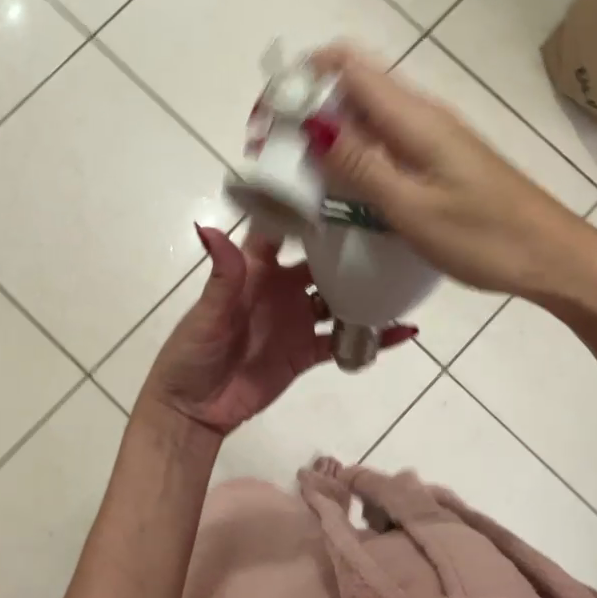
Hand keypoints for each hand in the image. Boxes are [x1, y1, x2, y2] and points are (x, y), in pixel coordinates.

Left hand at [139, 225, 414, 436]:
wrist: (194, 408)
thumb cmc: (192, 352)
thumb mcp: (207, 312)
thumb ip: (222, 274)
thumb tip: (210, 227)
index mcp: (254, 271)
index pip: (282, 232)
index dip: (306, 212)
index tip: (341, 190)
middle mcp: (280, 289)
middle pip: (319, 262)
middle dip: (348, 248)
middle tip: (388, 232)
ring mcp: (295, 321)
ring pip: (337, 300)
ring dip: (364, 291)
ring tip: (400, 278)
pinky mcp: (305, 353)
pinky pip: (341, 341)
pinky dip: (371, 337)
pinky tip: (404, 331)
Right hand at [302, 44, 596, 302]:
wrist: (553, 257)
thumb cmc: (485, 238)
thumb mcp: (412, 209)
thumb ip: (360, 166)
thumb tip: (311, 124)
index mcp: (414, 117)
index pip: (346, 63)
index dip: (301, 76)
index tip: (271, 117)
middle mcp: (421, 114)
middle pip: (351, 85)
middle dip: (305, 108)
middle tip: (273, 155)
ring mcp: (431, 135)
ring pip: (365, 114)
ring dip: (326, 133)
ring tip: (296, 175)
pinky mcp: (437, 157)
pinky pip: (382, 139)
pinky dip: (352, 152)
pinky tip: (339, 187)